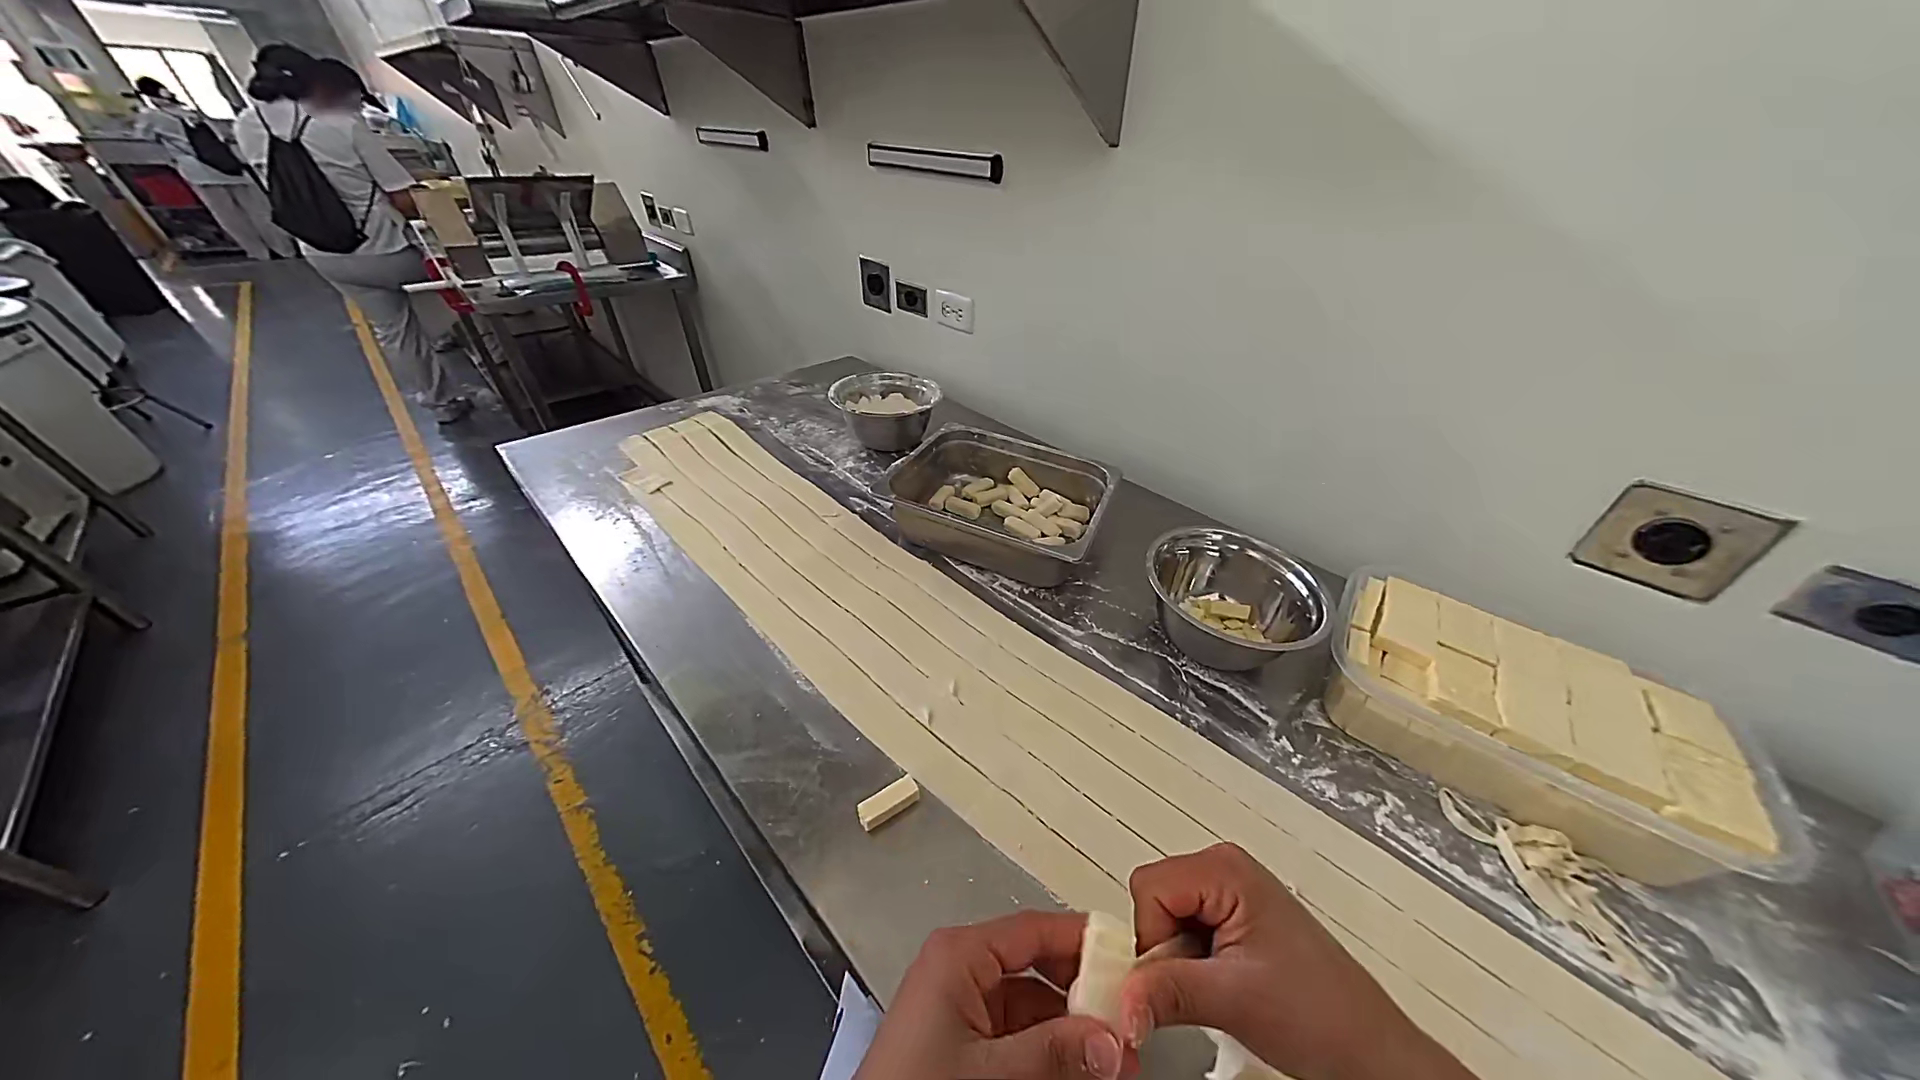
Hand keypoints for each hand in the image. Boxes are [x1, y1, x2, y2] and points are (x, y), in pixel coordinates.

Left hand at [856, 911, 1131, 1079]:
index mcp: (958, 955)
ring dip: (1070, 1027)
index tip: (1121, 955)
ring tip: (1108, 1054)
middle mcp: (958, 969)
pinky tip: (1076, 1068)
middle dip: (1081, 993)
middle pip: (1035, 964)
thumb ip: (1052, 1052)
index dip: (1080, 939)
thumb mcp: (990, 1070)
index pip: (1033, 929)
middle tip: (1121, 1016)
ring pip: (1030, 1002)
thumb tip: (1104, 1038)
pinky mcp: (960, 1037)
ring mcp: (959, 1004)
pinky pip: (1015, 1030)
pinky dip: (1047, 1047)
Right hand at [1120, 844, 1474, 1079]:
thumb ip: (1167, 992)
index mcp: (1225, 868)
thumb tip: (1121, 997)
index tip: (1168, 976)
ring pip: (1164, 917)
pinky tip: (1219, 984)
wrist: (1369, 1052)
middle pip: (1152, 898)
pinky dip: (1189, 963)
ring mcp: (1229, 893)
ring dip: (1177, 959)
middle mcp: (1225, 870)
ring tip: (1217, 987)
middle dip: (1164, 948)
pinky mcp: (1231, 917)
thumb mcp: (1234, 1001)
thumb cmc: (1327, 1014)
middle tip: (1198, 983)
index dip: (1152, 937)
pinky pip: (1182, 930)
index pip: (1149, 887)